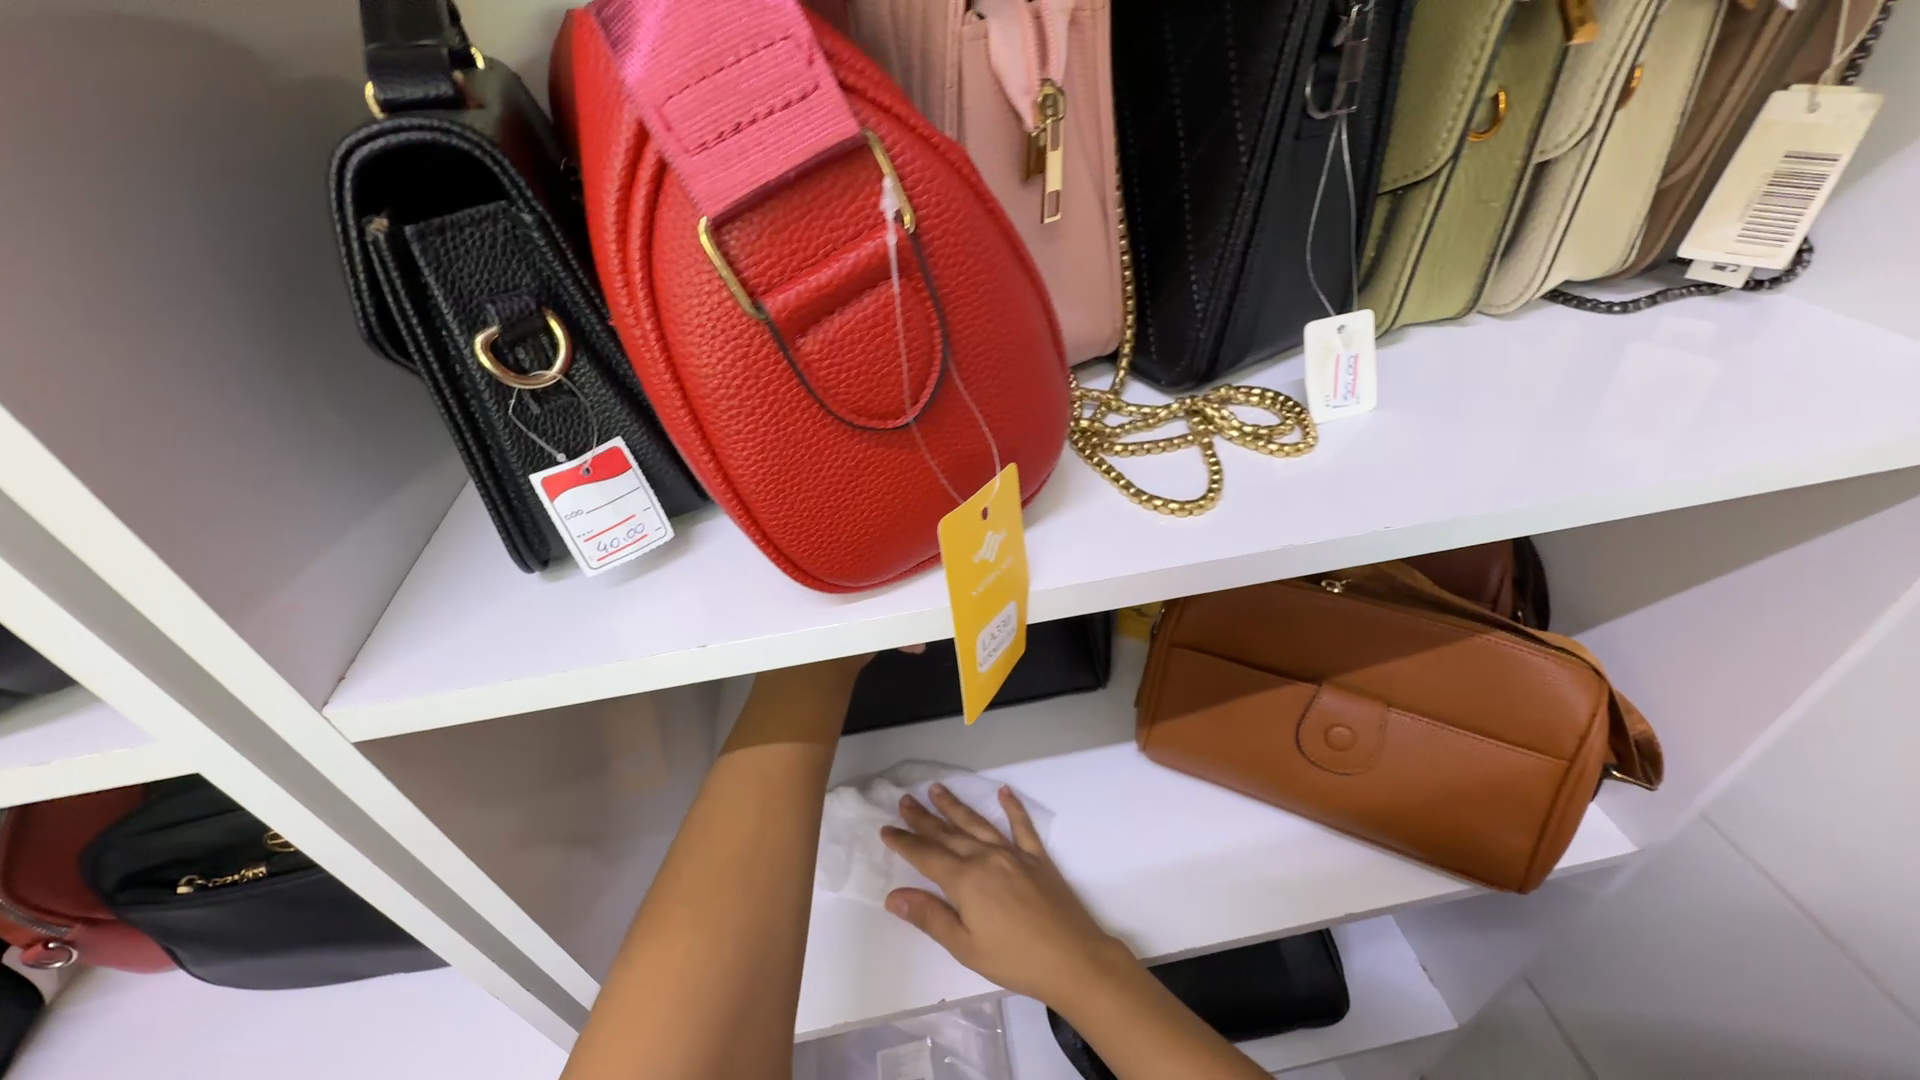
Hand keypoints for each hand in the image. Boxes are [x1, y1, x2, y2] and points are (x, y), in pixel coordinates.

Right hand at [881, 784, 1132, 1004]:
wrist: (1073, 958)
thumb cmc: (1015, 960)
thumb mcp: (965, 947)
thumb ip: (930, 917)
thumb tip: (894, 896)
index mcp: (965, 881)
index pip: (927, 856)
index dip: (905, 842)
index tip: (887, 828)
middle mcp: (986, 858)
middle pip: (949, 834)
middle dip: (924, 818)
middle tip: (905, 800)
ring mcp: (1014, 854)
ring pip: (978, 823)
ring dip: (956, 806)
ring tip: (937, 789)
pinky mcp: (1038, 858)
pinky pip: (1022, 826)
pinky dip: (1013, 807)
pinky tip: (1004, 791)